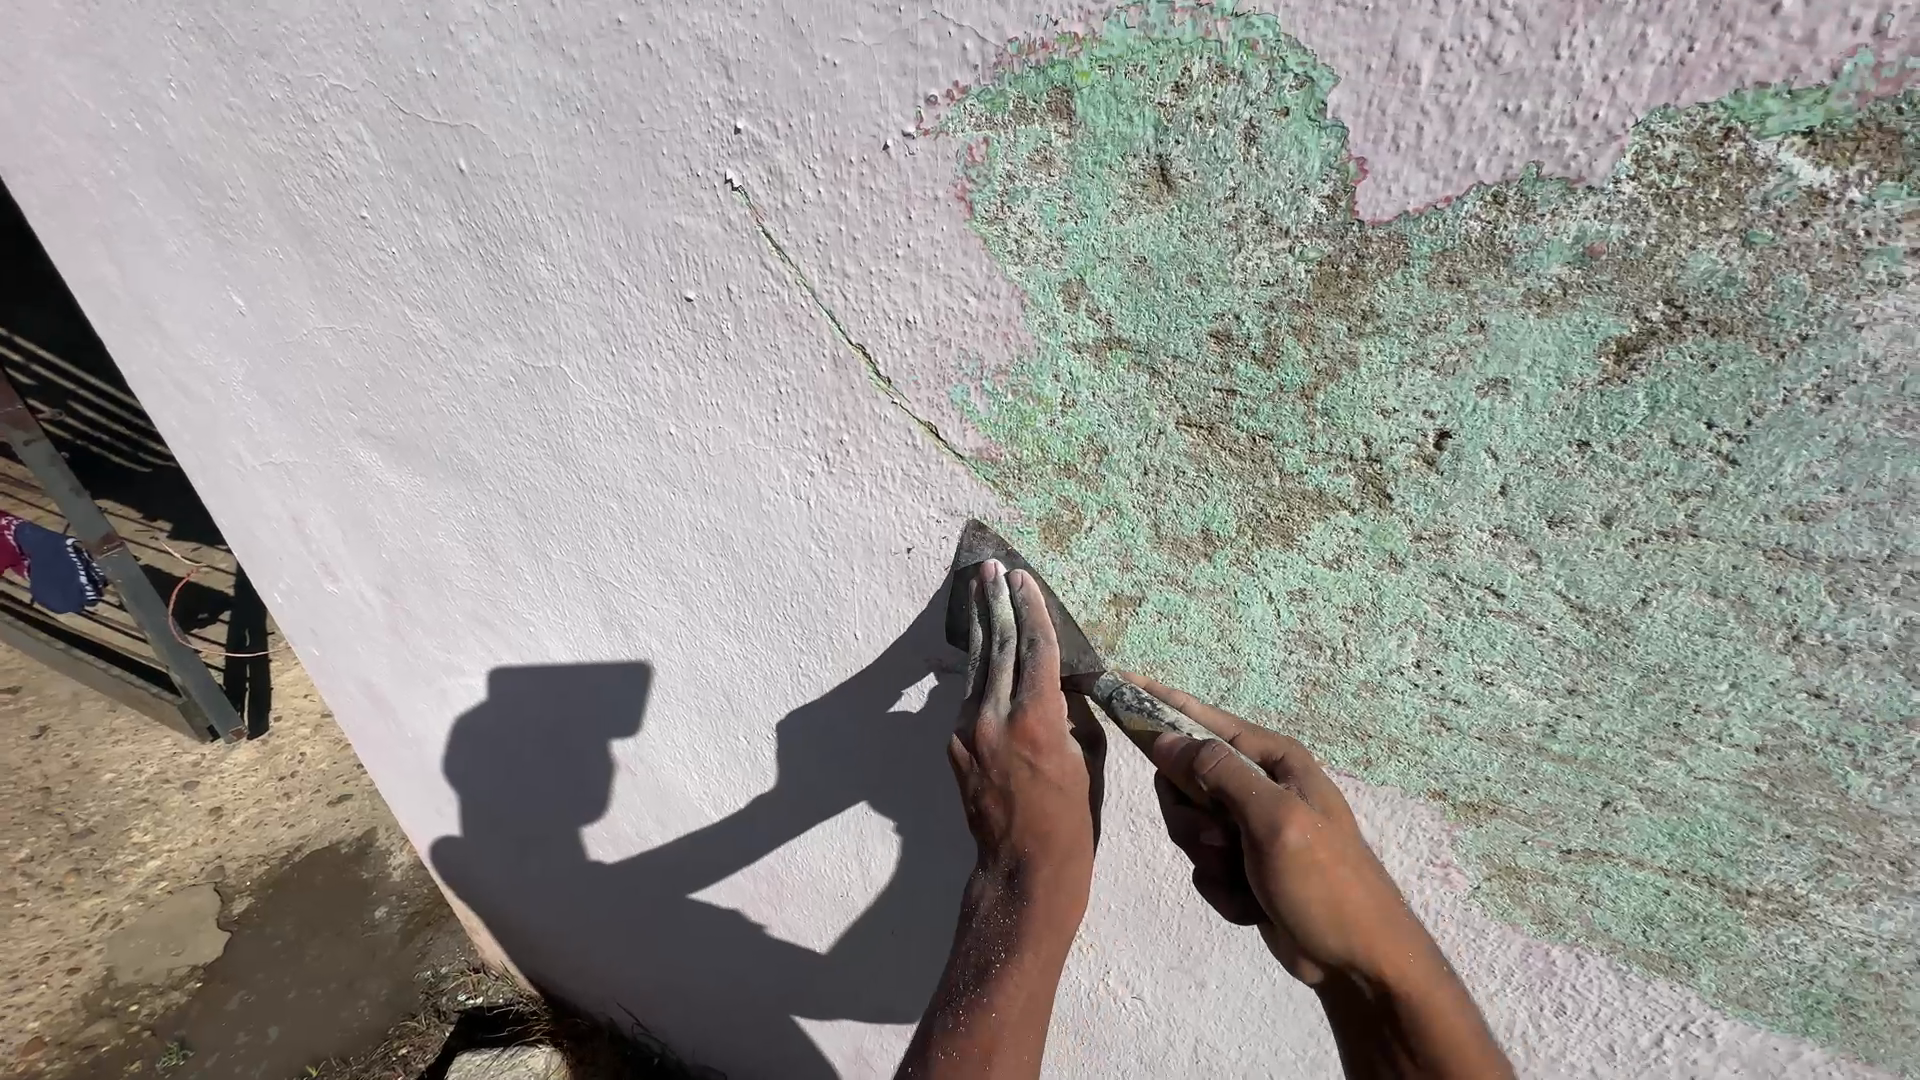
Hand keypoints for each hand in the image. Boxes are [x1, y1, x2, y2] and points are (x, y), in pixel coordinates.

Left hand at [948, 560, 1103, 912]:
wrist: (1020, 871)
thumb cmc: (1072, 823)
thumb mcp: (1087, 762)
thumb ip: (1071, 714)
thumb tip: (1062, 682)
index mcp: (1036, 719)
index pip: (1034, 649)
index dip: (1032, 610)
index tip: (1023, 579)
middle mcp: (994, 717)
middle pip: (996, 646)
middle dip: (995, 603)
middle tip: (991, 569)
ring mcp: (966, 730)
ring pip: (976, 667)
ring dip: (981, 628)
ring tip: (980, 592)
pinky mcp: (952, 745)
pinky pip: (970, 698)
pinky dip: (980, 671)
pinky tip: (984, 651)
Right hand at [1131, 673, 1434, 987]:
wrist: (1359, 967)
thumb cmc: (1326, 884)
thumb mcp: (1273, 819)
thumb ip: (1217, 772)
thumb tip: (1166, 738)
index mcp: (1271, 760)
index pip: (1201, 717)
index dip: (1157, 699)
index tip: (1118, 680)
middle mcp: (1256, 784)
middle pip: (1181, 778)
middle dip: (1190, 816)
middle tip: (1219, 839)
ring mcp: (1246, 825)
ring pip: (1185, 824)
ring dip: (1208, 857)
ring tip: (1245, 876)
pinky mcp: (1240, 863)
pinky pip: (1200, 864)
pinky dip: (1221, 888)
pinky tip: (1253, 903)